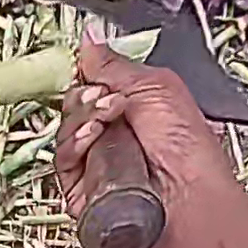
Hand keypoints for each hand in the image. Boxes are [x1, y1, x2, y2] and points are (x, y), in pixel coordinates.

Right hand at [55, 41, 247, 247]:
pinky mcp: (77, 192)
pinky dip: (71, 144)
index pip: (95, 86)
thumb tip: (85, 43)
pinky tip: (92, 137)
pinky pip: (60, 161)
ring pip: (65, 132)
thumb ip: (117, 69)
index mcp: (134, 110)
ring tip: (107, 118)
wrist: (183, 205)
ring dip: (80, 118)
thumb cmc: (186, 149)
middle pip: (75, 107)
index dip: (87, 75)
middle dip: (86, 95)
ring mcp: (92, 165)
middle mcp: (110, 137)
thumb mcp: (158, 89)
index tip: (85, 66)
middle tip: (107, 99)